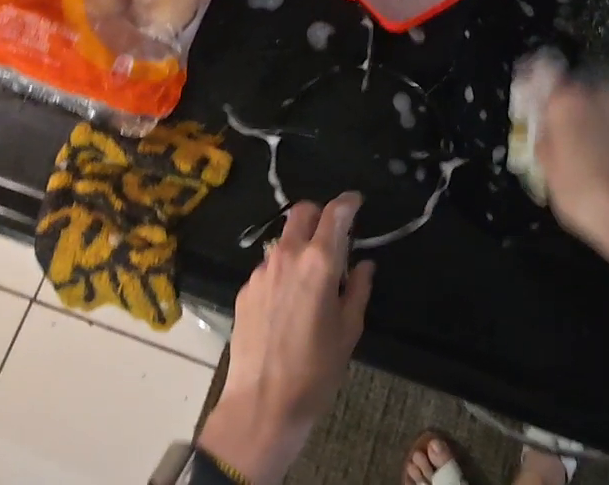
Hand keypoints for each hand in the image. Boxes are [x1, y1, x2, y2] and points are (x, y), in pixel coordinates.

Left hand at [197, 193, 373, 484]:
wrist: (261, 406)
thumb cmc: (316, 371)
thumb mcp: (349, 330)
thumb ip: (357, 289)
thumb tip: (363, 265)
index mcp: (320, 262)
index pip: (335, 213)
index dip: (348, 202)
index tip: (357, 202)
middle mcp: (287, 256)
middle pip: (302, 212)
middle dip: (319, 215)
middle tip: (333, 236)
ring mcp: (261, 271)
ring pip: (282, 240)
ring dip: (300, 245)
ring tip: (311, 278)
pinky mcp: (245, 290)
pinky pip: (268, 267)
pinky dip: (282, 271)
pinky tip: (289, 302)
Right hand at [536, 76, 608, 280]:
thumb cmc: (582, 194)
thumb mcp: (548, 172)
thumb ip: (544, 141)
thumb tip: (543, 129)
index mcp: (566, 102)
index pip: (544, 75)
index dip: (534, 82)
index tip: (528, 93)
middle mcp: (596, 97)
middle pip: (575, 91)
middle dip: (566, 104)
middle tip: (557, 125)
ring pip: (598, 107)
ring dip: (589, 118)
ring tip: (583, 144)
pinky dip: (608, 133)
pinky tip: (606, 157)